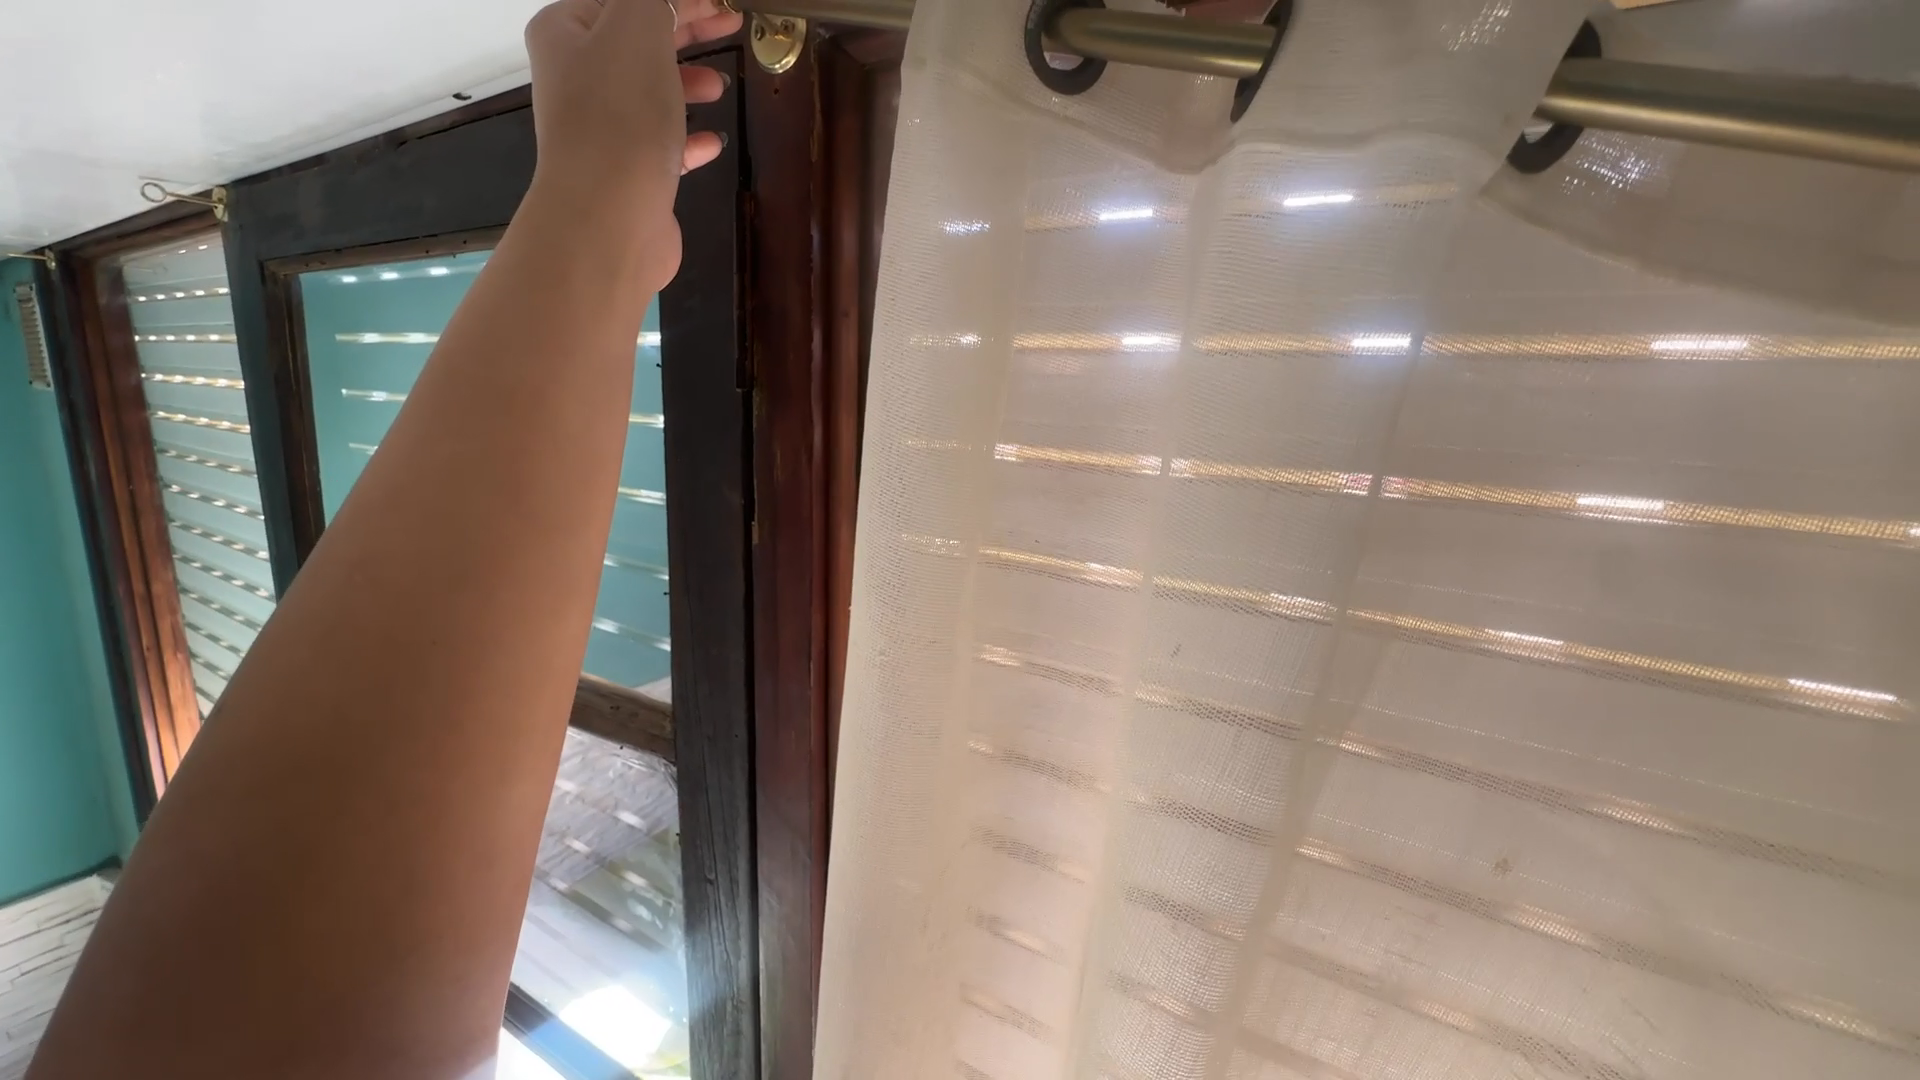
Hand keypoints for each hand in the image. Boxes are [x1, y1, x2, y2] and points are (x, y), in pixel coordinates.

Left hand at [524, 0, 741, 284]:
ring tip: (719, 88)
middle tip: (729, 28)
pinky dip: (688, 139)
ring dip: (686, 85)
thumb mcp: (638, 32)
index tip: (721, 3)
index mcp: (567, 32)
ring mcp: (601, 129)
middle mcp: (576, 77)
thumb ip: (657, 0)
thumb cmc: (620, 117)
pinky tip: (712, 142)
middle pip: (638, 42)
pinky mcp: (628, 174)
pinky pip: (661, 145)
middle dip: (683, 33)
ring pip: (650, 94)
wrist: (609, 219)